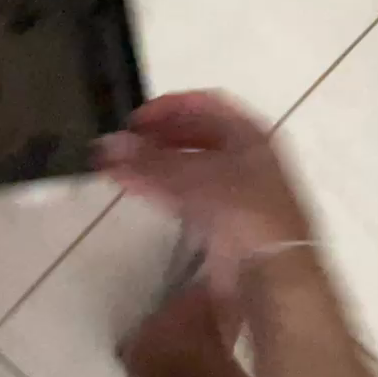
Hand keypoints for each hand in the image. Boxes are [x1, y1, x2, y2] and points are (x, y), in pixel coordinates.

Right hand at [96, 91, 314, 306]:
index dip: (169, 107)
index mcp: (248, 135)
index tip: (134, 120)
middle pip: (195, 134)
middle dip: (157, 136)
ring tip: (122, 166)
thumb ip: (148, 162)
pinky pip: (186, 192)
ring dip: (154, 162)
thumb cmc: (241, 212)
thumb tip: (106, 145)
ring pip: (188, 164)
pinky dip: (159, 186)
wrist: (270, 271)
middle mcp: (244, 157)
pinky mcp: (222, 219)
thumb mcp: (195, 178)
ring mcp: (234, 189)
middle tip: (124, 143)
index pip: (205, 104)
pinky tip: (137, 188)